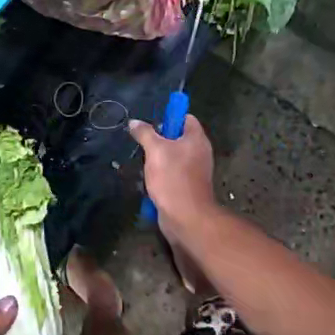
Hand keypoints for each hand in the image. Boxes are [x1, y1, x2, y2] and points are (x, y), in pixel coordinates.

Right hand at [129, 113, 217, 228]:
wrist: (185, 216)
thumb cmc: (173, 177)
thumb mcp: (155, 150)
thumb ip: (145, 133)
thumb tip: (135, 122)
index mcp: (197, 139)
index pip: (186, 118)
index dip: (169, 117)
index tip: (152, 125)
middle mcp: (199, 152)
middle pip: (178, 138)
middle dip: (159, 141)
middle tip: (144, 145)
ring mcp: (195, 171)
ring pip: (173, 158)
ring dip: (157, 160)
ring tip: (143, 164)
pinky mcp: (187, 186)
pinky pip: (172, 174)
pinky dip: (161, 176)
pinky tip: (148, 181)